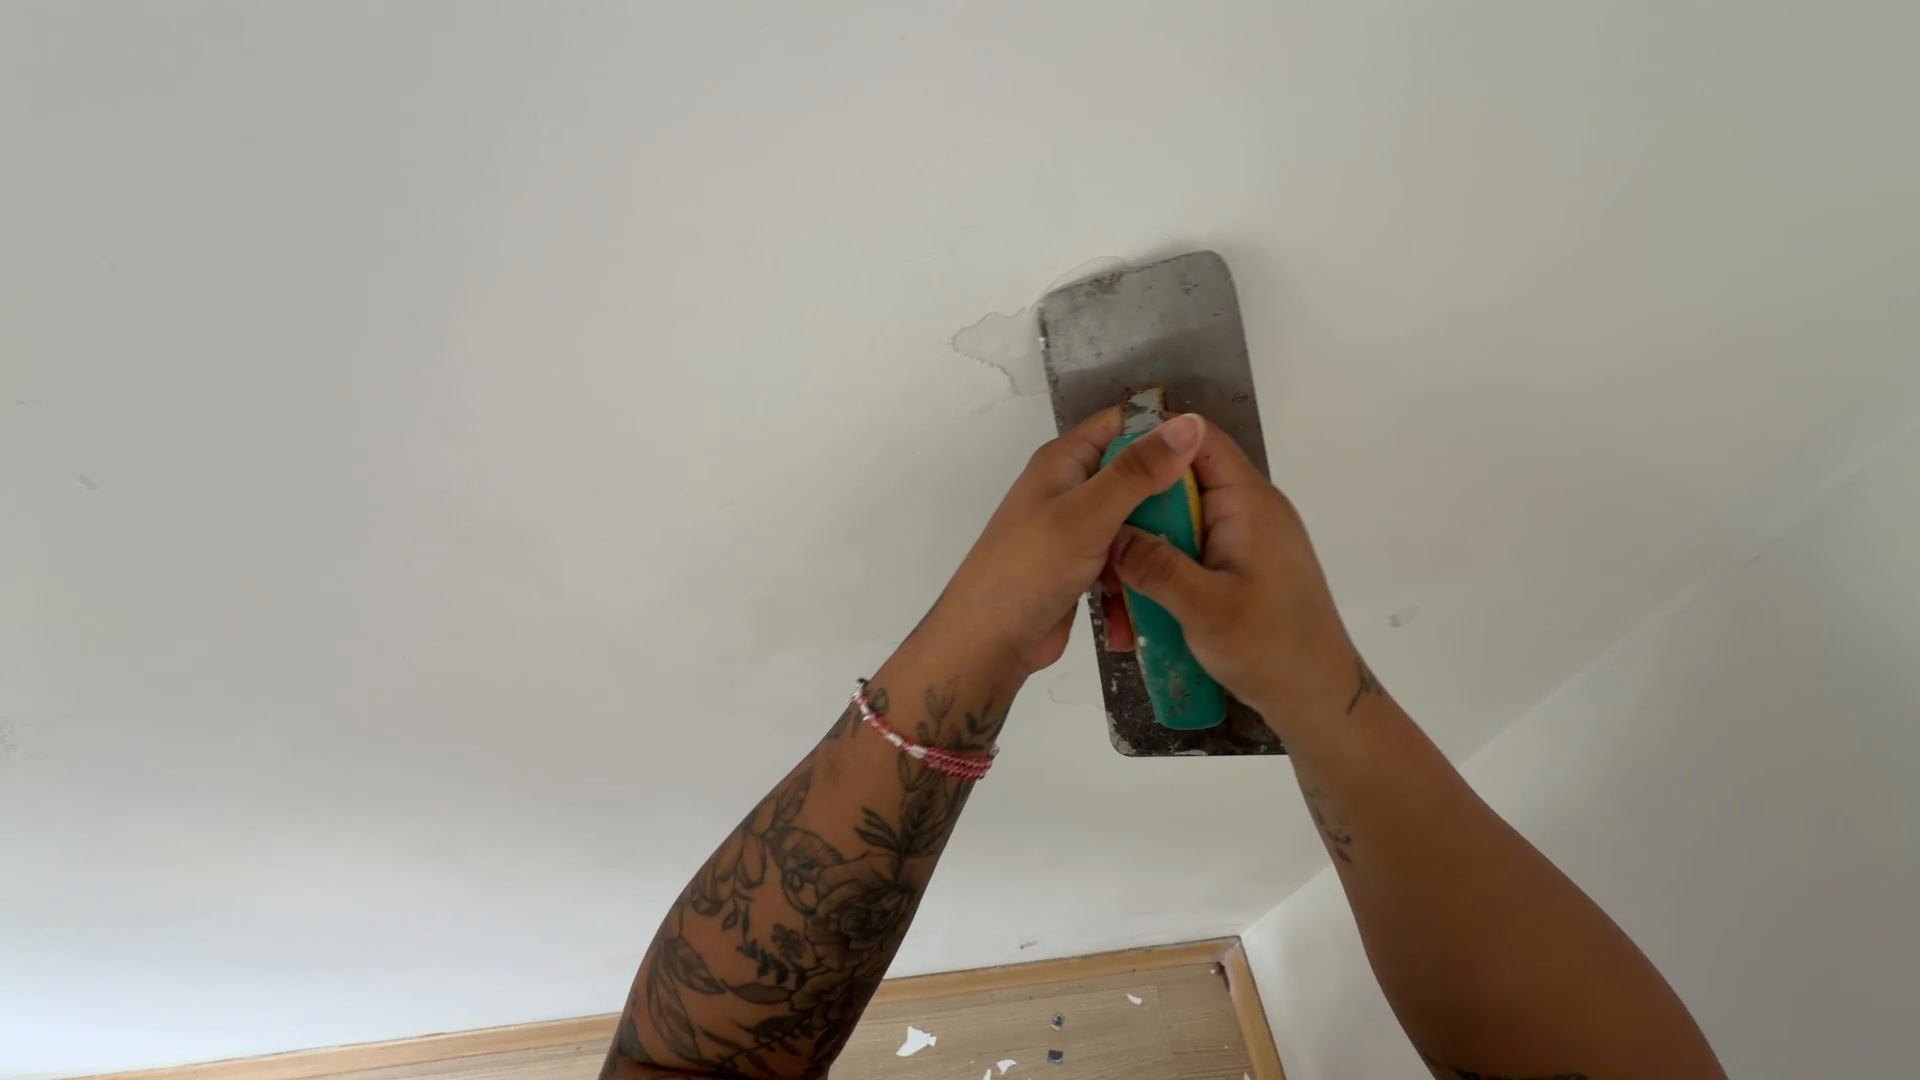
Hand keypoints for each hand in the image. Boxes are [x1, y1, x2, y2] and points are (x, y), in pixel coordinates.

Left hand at [919, 407, 1205, 678]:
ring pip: (1131, 519)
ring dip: (1157, 533)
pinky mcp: (1081, 565)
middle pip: (1132, 474)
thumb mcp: (1088, 513)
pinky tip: (1168, 579)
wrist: (990, 640)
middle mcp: (1069, 488)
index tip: (1211, 452)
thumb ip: (1138, 472)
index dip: (1164, 431)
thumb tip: (1190, 423)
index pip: (1121, 425)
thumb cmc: (1031, 568)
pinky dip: (1139, 565)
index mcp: (1063, 461)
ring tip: (1201, 546)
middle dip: (1169, 490)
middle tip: (1215, 508)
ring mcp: (1075, 530)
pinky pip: (1122, 555)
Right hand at [1107, 420, 1357, 723]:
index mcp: (1248, 504)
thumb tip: (1109, 531)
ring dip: (1143, 553)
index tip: (1104, 469)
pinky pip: (1186, 554)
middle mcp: (1246, 511)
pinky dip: (1159, 575)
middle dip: (1135, 513)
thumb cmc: (1271, 649)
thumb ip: (1155, 566)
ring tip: (1113, 590)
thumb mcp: (1205, 609)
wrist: (1317, 697)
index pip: (1199, 440)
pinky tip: (1136, 609)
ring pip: (1176, 525)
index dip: (1152, 441)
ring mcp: (1240, 540)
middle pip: (1178, 485)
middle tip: (1098, 543)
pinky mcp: (1234, 567)